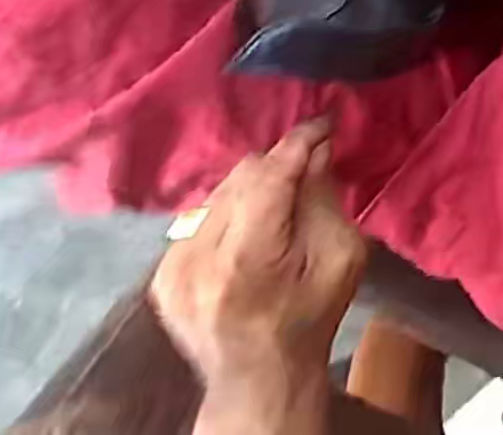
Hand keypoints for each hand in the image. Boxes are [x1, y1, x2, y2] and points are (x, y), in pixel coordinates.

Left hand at [150, 119, 366, 433]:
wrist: (259, 382)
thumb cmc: (312, 317)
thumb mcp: (340, 255)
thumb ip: (323, 197)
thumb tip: (316, 149)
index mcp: (245, 257)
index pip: (270, 174)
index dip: (300, 141)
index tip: (327, 121)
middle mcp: (196, 256)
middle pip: (243, 174)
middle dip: (282, 162)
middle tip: (313, 162)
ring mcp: (171, 266)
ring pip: (221, 188)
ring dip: (258, 181)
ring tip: (286, 192)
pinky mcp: (162, 273)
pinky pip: (204, 212)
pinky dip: (235, 205)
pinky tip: (256, 221)